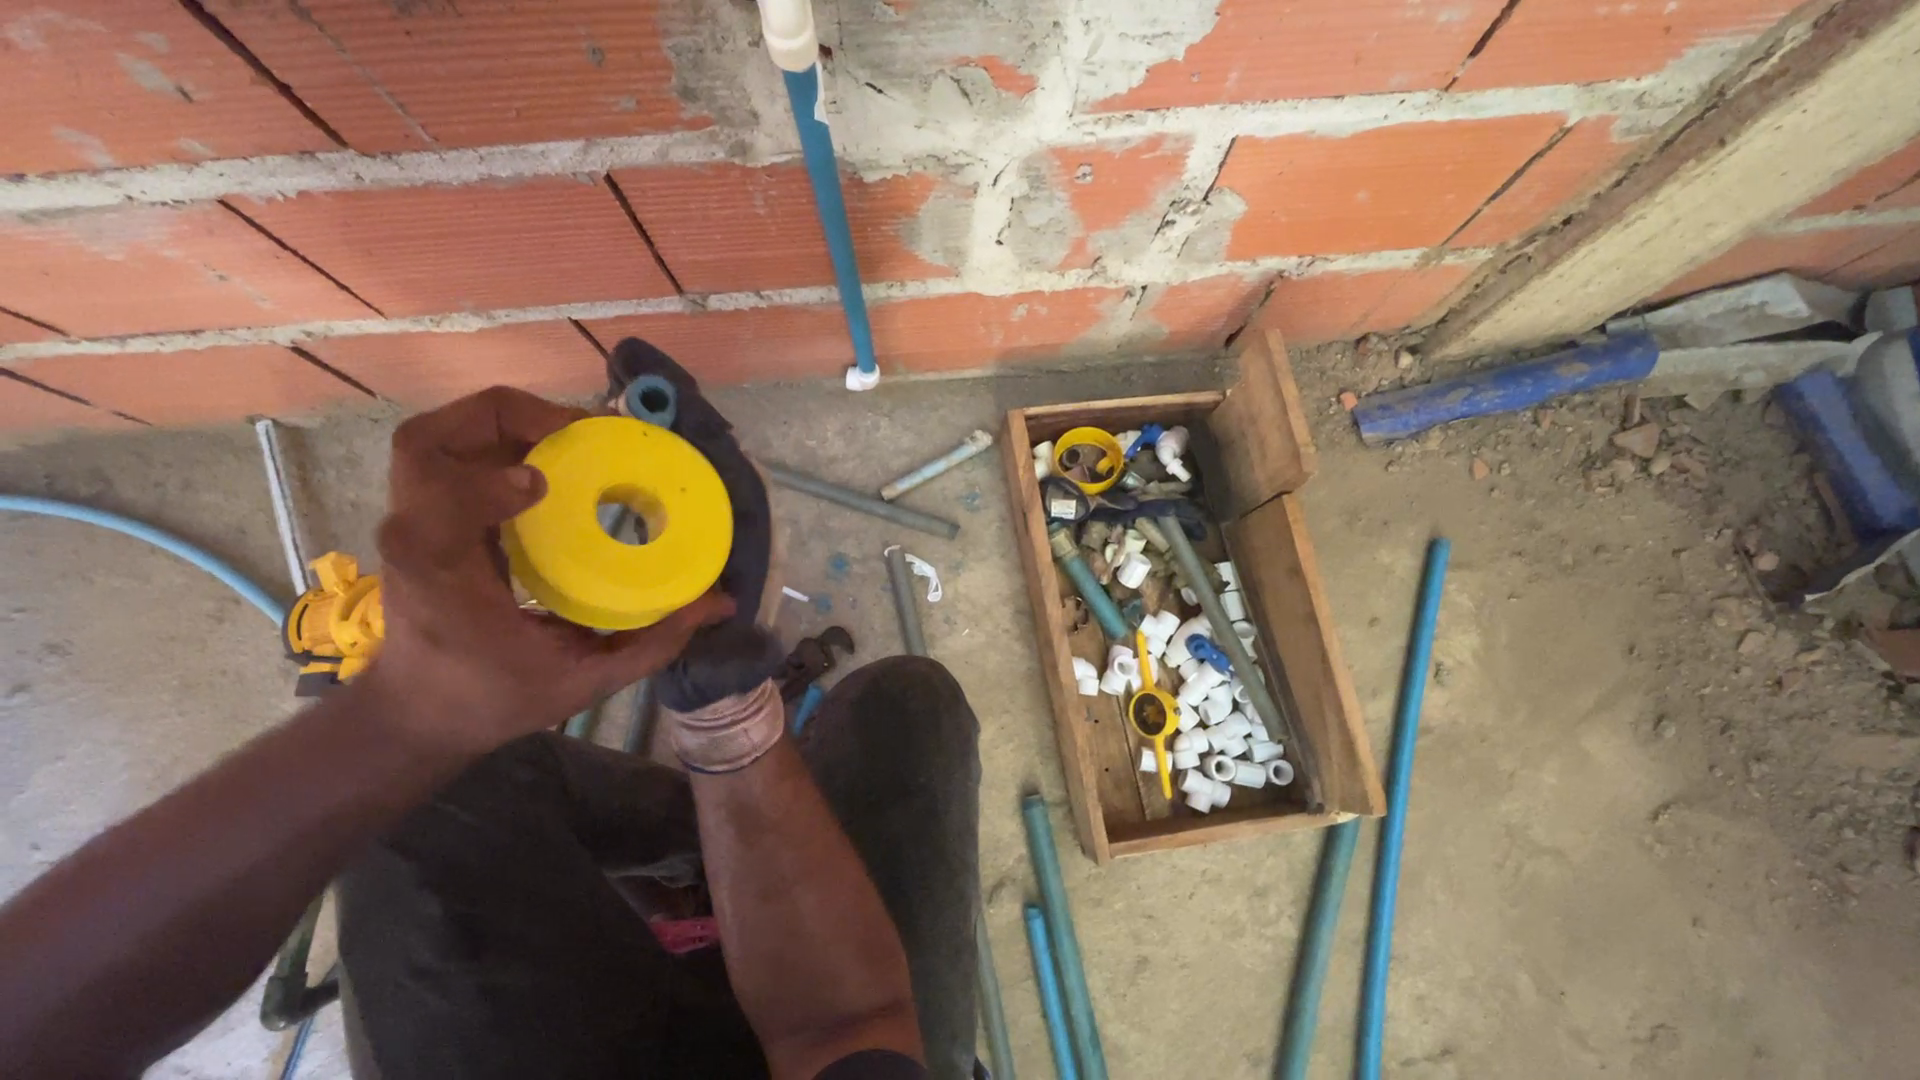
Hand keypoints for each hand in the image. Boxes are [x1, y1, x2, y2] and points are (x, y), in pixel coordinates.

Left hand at [363, 386, 733, 753]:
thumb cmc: (492, 700)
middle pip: (428, 443)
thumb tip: (717, 602)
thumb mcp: (579, 681)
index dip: (490, 480)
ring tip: (574, 436)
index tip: (544, 485)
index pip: (439, 504)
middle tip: (582, 434)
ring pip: (434, 438)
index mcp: (441, 577)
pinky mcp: (431, 516)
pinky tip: (556, 459)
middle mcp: (416, 536)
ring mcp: (416, 521)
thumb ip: (651, 643)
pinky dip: (501, 439)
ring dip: (503, 421)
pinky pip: (452, 455)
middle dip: (506, 418)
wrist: (420, 712)